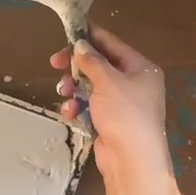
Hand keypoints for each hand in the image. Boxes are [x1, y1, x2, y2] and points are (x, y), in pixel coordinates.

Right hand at [52, 27, 186, 194]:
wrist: (131, 159)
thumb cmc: (124, 114)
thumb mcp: (107, 81)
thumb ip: (92, 60)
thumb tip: (80, 45)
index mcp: (140, 68)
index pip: (112, 44)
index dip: (89, 37)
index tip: (67, 34)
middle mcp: (133, 83)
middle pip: (99, 66)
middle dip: (76, 67)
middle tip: (54, 63)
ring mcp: (122, 104)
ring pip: (91, 87)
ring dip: (74, 89)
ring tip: (63, 93)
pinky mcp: (110, 122)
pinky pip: (90, 107)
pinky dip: (78, 107)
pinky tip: (70, 113)